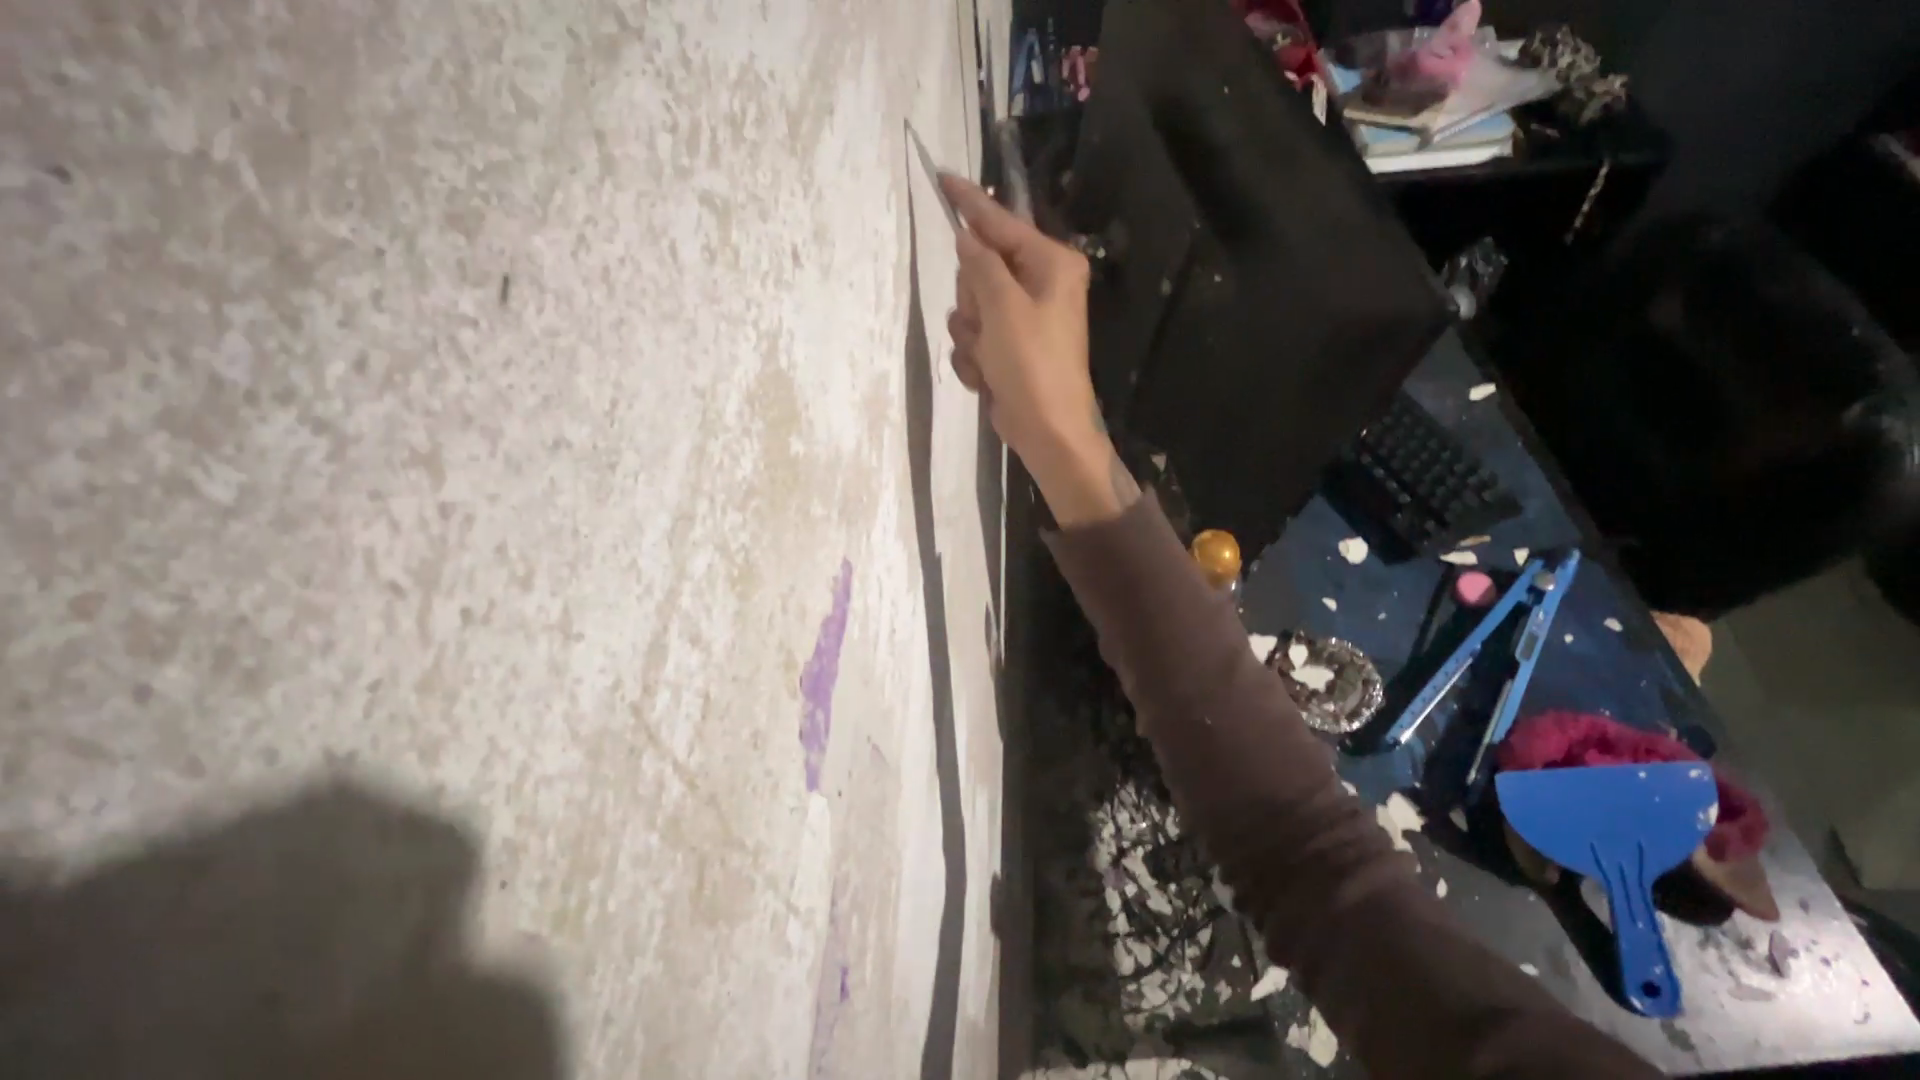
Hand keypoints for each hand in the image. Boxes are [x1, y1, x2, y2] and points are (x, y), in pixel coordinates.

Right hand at [941, 175, 1134, 523]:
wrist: (1047, 431)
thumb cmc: (1032, 364)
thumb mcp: (1003, 308)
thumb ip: (981, 265)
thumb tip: (967, 239)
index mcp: (1051, 264)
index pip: (1001, 223)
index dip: (970, 203)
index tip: (943, 177)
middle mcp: (1040, 285)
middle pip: (980, 268)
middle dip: (971, 300)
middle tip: (983, 323)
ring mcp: (1023, 319)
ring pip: (970, 307)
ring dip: (970, 335)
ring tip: (989, 358)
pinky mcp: (1009, 349)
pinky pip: (973, 338)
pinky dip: (974, 358)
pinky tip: (989, 377)